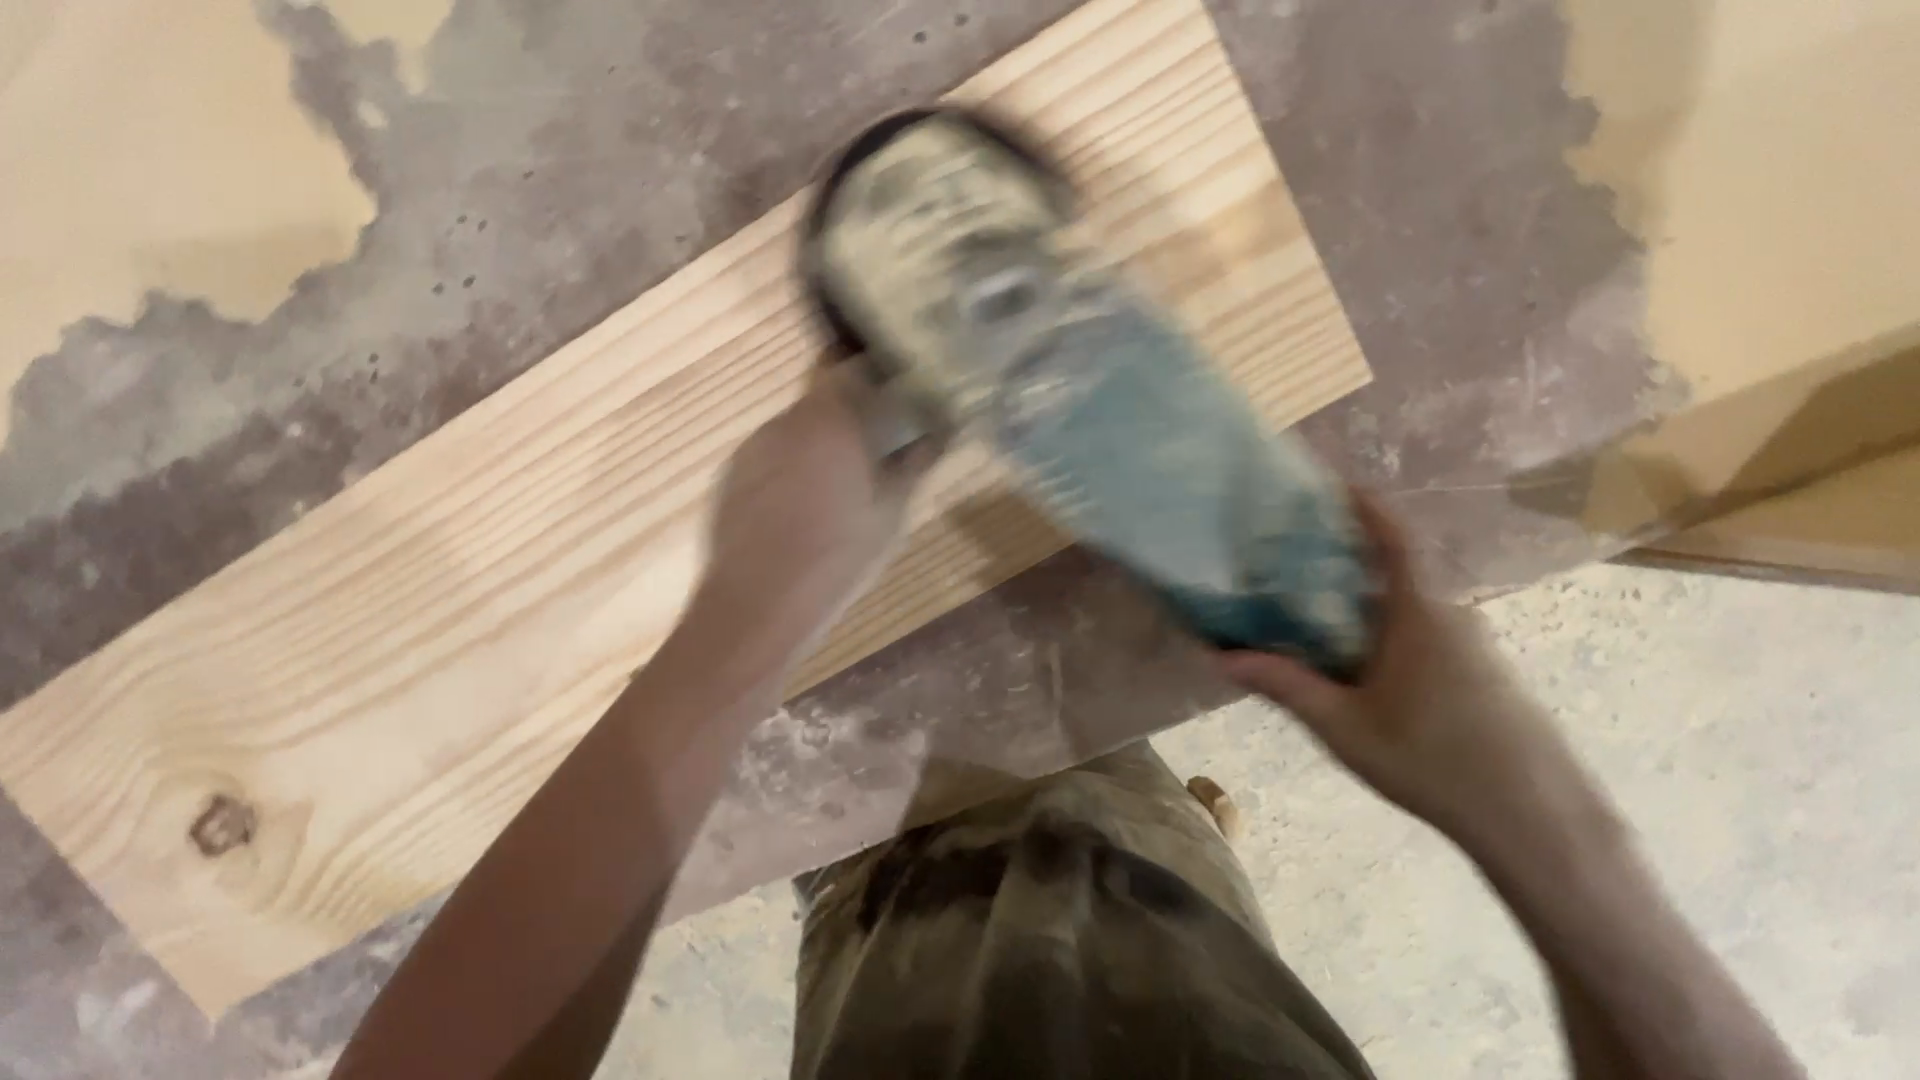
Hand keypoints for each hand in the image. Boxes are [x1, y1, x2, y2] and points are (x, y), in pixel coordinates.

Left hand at [687, 362, 940, 652]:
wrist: (757, 605)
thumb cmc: (837, 555)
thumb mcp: (890, 513)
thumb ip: (912, 465)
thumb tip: (937, 434)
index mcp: (827, 420)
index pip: (848, 368)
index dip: (872, 374)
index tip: (894, 393)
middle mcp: (782, 423)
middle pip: (819, 403)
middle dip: (847, 419)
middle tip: (874, 452)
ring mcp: (749, 451)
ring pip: (792, 435)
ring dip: (817, 449)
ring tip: (837, 492)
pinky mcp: (728, 481)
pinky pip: (768, 463)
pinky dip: (788, 475)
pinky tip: (800, 516)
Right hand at [1217, 491, 1598, 848]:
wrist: (1540, 823)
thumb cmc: (1433, 761)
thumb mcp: (1344, 726)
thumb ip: (1285, 686)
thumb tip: (1223, 657)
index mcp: (1419, 614)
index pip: (1392, 539)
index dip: (1364, 506)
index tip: (1333, 483)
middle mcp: (1453, 618)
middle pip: (1395, 577)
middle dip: (1346, 568)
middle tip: (1293, 574)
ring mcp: (1478, 649)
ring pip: (1411, 614)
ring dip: (1368, 612)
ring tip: (1317, 629)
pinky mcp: (1489, 679)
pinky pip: (1430, 640)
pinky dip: (1392, 639)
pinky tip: (1367, 680)